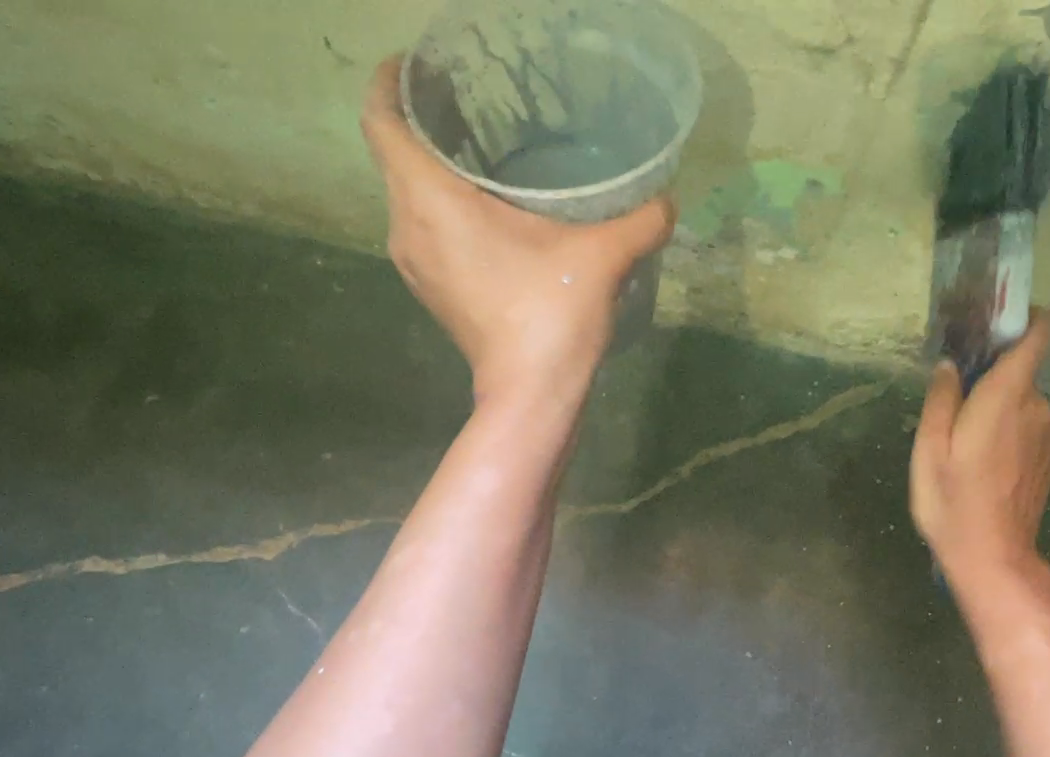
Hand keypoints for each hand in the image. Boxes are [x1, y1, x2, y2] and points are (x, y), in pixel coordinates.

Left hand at [360, 57, 675, 407]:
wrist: (530, 395)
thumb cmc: (551, 315)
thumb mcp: (604, 257)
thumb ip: (640, 219)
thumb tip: (666, 200)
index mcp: (429, 200)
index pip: (383, 120)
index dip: (392, 83)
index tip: (420, 69)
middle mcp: (406, 227)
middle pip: (394, 156)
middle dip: (422, 124)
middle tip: (469, 104)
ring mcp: (415, 265)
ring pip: (408, 197)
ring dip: (434, 172)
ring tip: (481, 155)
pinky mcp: (433, 292)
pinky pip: (425, 230)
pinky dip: (444, 210)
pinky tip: (489, 214)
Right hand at [911, 310, 1049, 571]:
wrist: (993, 558)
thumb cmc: (953, 502)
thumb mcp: (929, 449)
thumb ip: (942, 399)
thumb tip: (951, 366)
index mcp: (1008, 396)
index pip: (1039, 334)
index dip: (1024, 319)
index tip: (994, 325)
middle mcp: (1037, 407)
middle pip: (1020, 370)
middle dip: (990, 376)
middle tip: (951, 404)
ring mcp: (1047, 433)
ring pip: (1021, 400)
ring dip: (995, 408)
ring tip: (961, 442)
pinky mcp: (1048, 456)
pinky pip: (1026, 425)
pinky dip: (1005, 430)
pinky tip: (980, 462)